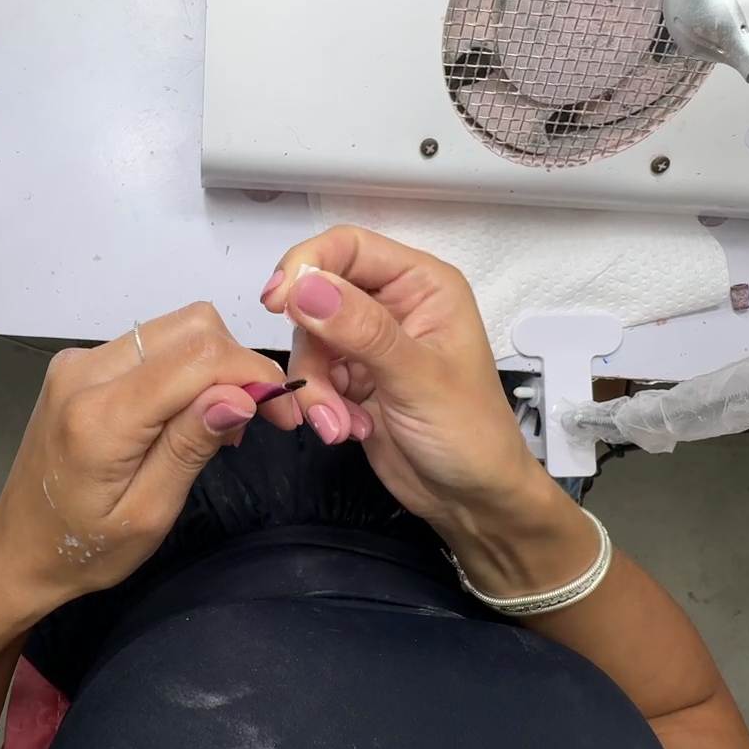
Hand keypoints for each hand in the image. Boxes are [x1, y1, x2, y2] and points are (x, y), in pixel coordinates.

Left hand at [0, 303, 285, 628]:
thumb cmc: (84, 549)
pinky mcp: (80, 364)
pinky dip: (185, 368)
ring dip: (214, 365)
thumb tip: (242, 394)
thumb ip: (191, 445)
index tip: (283, 412)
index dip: (254, 373)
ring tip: (223, 423)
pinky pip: (151, 345)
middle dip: (238, 363)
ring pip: (174, 329)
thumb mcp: (149, 513)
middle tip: (260, 416)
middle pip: (191, 326)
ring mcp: (78, 361)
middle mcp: (84, 371)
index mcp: (100, 416)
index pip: (199, 357)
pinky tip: (188, 413)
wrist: (17, 551)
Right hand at [258, 228, 595, 594]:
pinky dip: (319, 404)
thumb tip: (306, 287)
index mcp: (422, 286)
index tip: (278, 301)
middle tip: (317, 388)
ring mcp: (369, 343)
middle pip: (318, 296)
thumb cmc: (470, 435)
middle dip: (312, 348)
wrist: (470, 500)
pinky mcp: (352, 377)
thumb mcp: (418, 378)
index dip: (307, 265)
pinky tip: (346, 429)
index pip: (349, 248)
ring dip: (315, 386)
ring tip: (339, 424)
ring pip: (309, 341)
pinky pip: (312, 375)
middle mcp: (393, 305)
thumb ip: (361, 330)